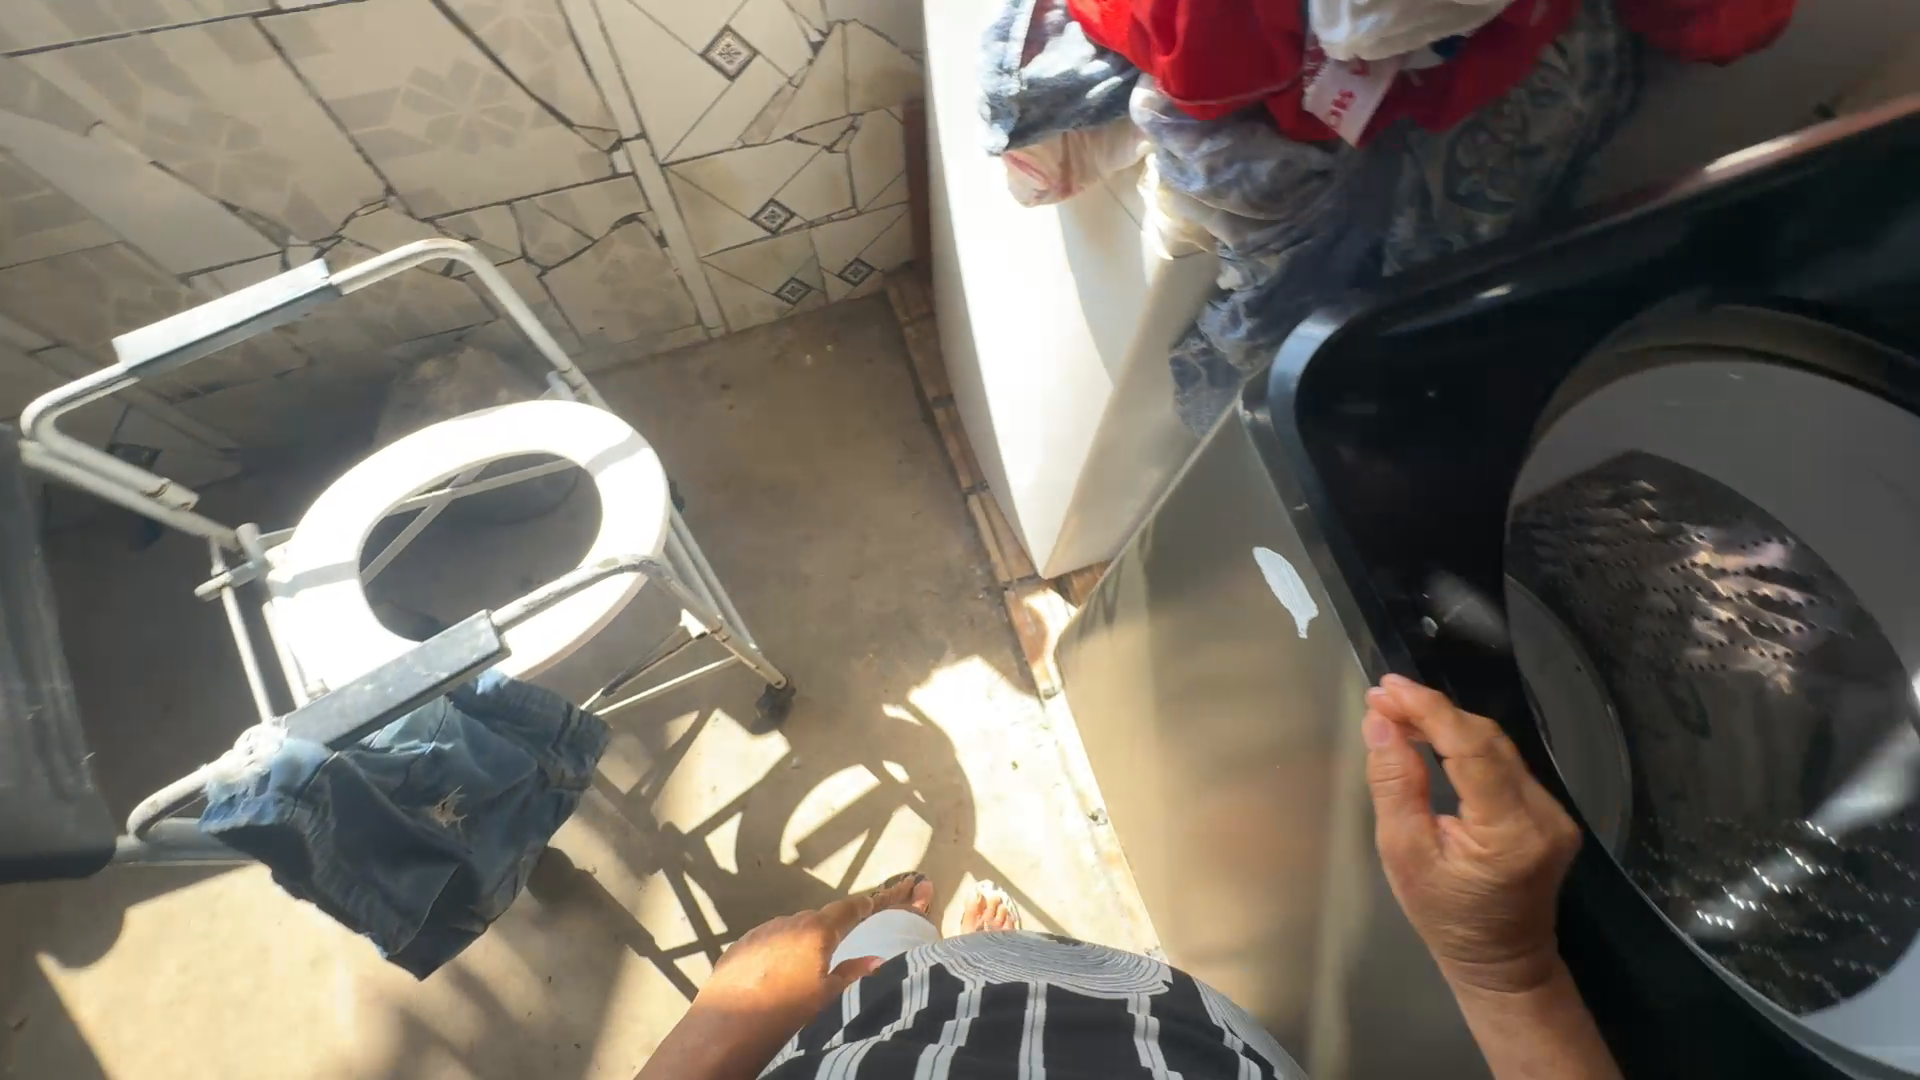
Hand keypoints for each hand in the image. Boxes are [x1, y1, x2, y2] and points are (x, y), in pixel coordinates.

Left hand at [698, 873, 929, 1025]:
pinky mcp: (738, 945)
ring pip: (789, 930)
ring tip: (798, 971)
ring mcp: (761, 931)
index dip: (859, 906)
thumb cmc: (784, 1014)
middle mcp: (789, 921)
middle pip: (816, 920)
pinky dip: (774, 952)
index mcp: (816, 931)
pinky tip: (770, 977)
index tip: (869, 904)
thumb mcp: (826, 999)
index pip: (845, 909)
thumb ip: (852, 974)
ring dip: (798, 942)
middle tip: (833, 951)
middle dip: (826, 930)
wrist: (723, 1031)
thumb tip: (877, 959)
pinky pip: (766, 941)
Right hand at [1363, 675, 1582, 994]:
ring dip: (1444, 722)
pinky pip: (1500, 760)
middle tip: (1381, 698)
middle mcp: (1544, 816)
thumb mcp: (1402, 851)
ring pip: (1495, 745)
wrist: (1501, 961)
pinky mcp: (1547, 812)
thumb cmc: (1443, 914)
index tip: (1386, 689)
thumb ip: (1393, 783)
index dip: (1428, 710)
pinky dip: (1459, 740)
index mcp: (1510, 832)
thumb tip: (1379, 722)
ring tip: (1395, 710)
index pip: (1472, 749)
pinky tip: (1426, 734)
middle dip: (1431, 710)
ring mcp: (1552, 814)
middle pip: (1486, 740)